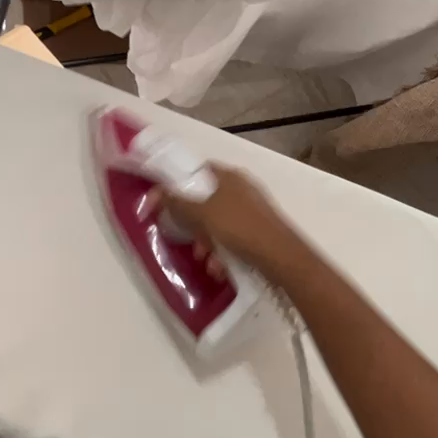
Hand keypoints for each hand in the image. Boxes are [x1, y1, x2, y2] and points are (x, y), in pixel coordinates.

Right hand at [153, 165, 301, 275]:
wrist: (283, 259)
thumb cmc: (239, 228)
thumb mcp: (202, 214)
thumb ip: (176, 203)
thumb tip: (155, 192)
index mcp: (229, 176)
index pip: (198, 170)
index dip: (180, 182)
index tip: (168, 199)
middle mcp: (242, 188)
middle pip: (206, 199)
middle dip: (193, 222)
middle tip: (186, 236)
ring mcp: (253, 209)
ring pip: (218, 221)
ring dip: (207, 241)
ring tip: (204, 259)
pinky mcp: (260, 230)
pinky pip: (233, 236)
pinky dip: (223, 250)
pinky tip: (219, 267)